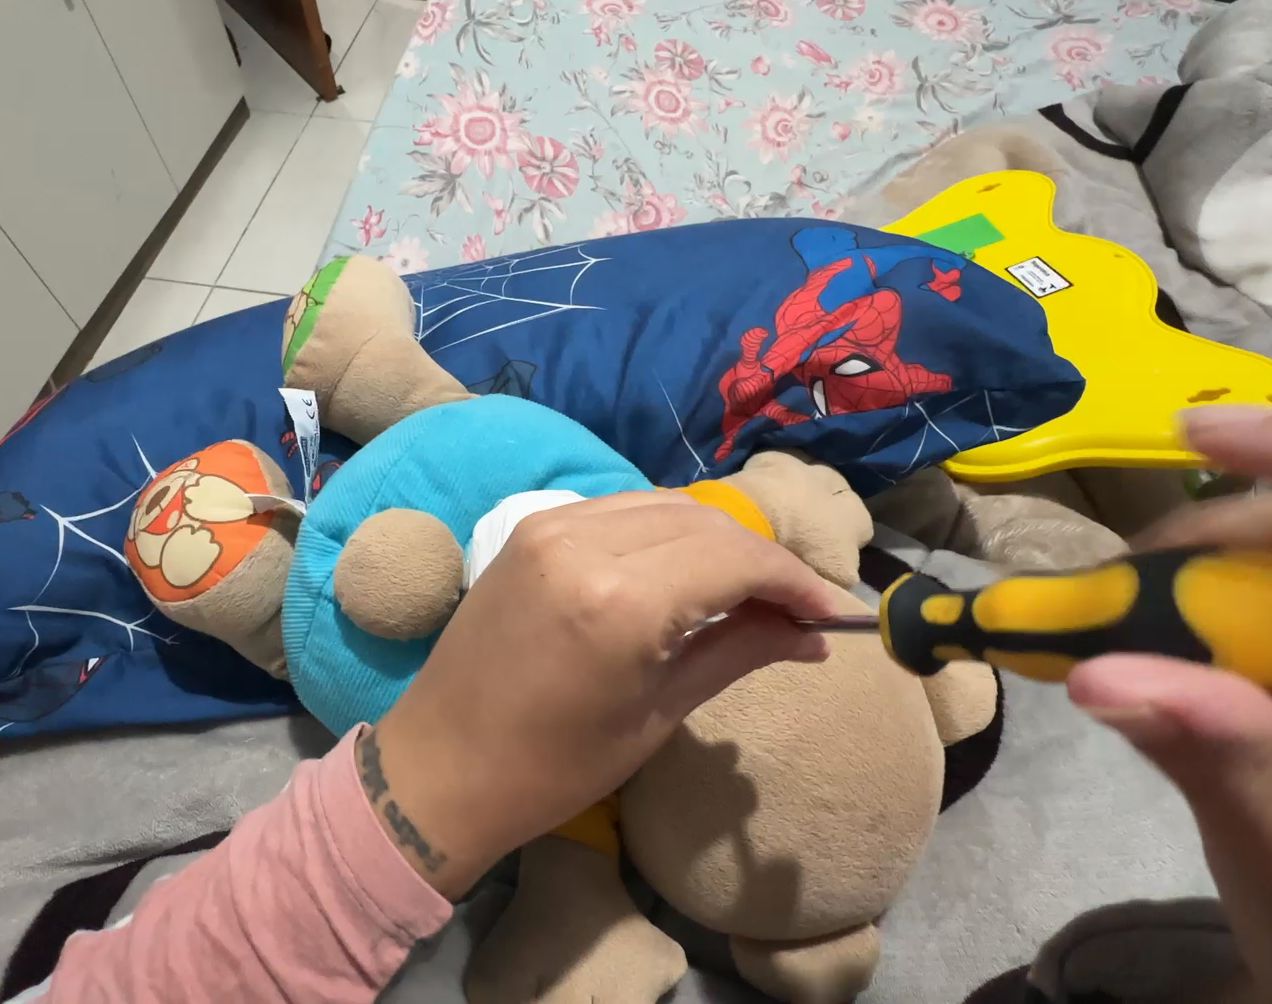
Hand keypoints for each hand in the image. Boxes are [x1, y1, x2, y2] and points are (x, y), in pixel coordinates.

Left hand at [356, 490, 841, 898]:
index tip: (830, 613)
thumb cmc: (553, 766)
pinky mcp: (533, 526)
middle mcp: (585, 541)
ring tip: (745, 591)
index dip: (795, 581)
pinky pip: (622, 510)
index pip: (736, 558)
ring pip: (667, 505)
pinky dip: (668, 531)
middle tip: (793, 609)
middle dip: (761, 559)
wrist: (441, 763)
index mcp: (620, 600)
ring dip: (717, 540)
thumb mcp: (658, 713)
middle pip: (707, 522)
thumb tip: (811, 635)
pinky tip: (683, 570)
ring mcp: (552, 525)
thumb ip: (739, 651)